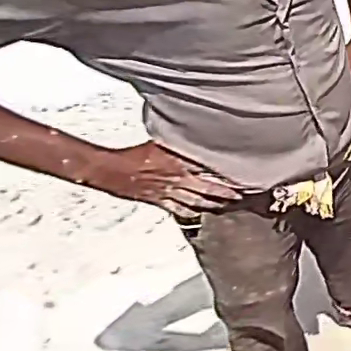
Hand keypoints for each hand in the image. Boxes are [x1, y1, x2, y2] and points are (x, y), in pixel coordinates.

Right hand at [81, 142, 239, 217]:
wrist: (109, 169)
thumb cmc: (136, 153)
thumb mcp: (163, 144)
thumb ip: (182, 144)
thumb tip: (201, 137)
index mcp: (180, 165)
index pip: (209, 172)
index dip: (225, 177)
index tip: (241, 178)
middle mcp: (177, 181)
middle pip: (206, 191)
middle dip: (224, 195)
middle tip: (239, 197)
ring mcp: (167, 193)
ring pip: (194, 202)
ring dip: (211, 205)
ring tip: (226, 206)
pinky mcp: (157, 201)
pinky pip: (177, 209)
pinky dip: (189, 212)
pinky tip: (198, 214)